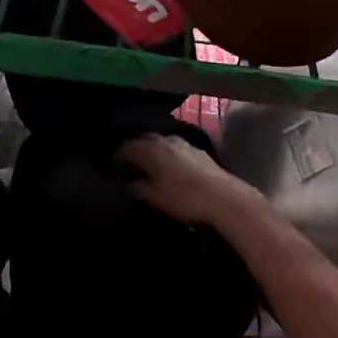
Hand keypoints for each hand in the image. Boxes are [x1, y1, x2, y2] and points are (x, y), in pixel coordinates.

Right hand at [120, 134, 265, 225]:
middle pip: (144, 139)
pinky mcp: (198, 151)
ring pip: (161, 141)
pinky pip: (175, 146)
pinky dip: (167, 152)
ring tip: (148, 165)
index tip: (114, 167)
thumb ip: (137, 187)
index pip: (127, 146)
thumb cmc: (185, 198)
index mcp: (151, 150)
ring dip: (152, 149)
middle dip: (135, 149)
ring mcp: (184, 143)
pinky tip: (169, 165)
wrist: (224, 197)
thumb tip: (126, 182)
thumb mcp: (155, 197)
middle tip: (129, 164)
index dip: (118, 156)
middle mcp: (166, 140)